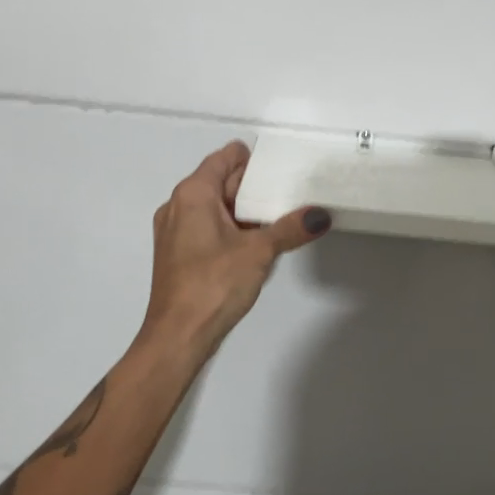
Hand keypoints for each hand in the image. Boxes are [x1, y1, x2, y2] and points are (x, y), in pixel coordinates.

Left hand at [140, 141, 329, 361]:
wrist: (177, 337)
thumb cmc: (213, 284)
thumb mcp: (259, 252)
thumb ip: (290, 228)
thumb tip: (320, 215)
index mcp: (193, 193)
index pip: (225, 158)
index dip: (253, 160)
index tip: (282, 168)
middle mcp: (178, 205)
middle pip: (220, 181)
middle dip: (253, 186)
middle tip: (289, 193)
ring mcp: (174, 231)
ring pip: (215, 207)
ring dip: (244, 210)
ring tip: (279, 218)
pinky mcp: (178, 254)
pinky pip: (207, 227)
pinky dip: (231, 228)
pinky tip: (256, 244)